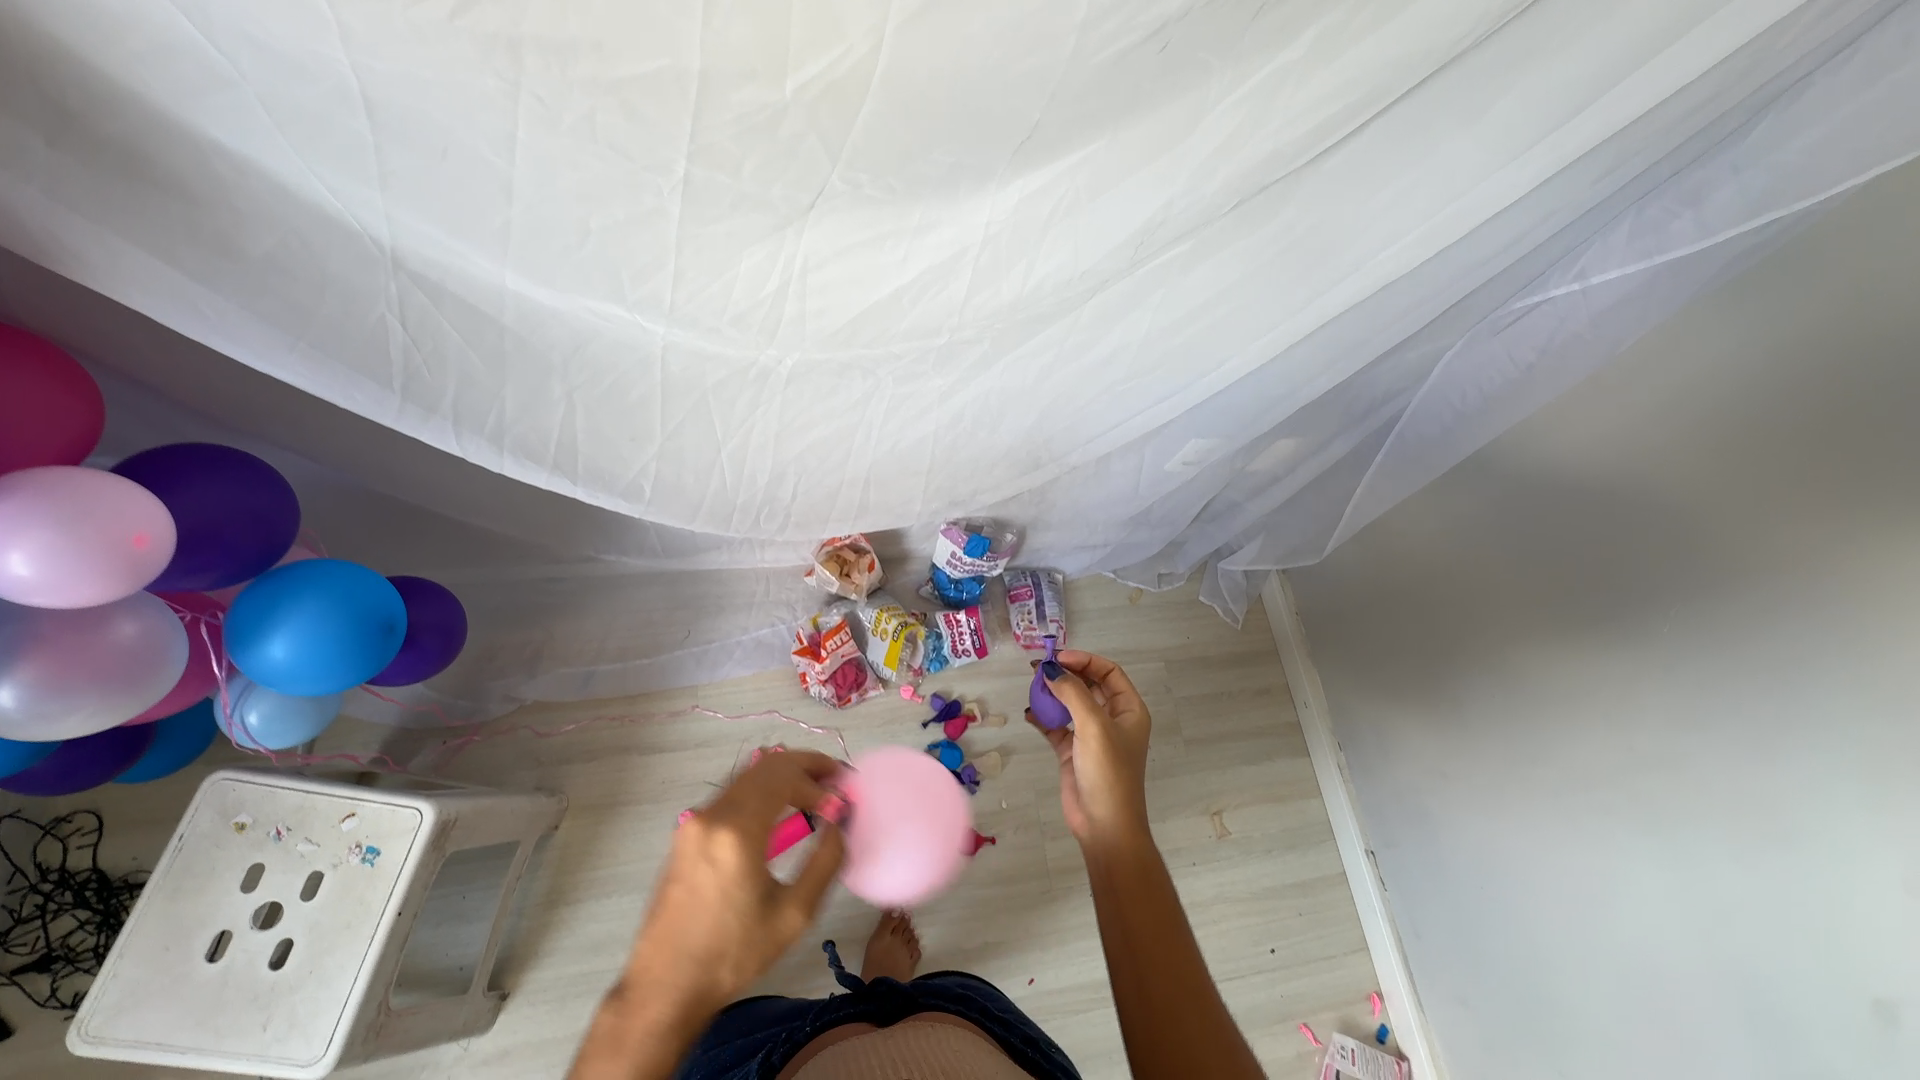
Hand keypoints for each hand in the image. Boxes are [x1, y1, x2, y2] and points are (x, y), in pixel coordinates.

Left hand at [625, 748, 845, 1010]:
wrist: (666, 986)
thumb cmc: (733, 954)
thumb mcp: (794, 913)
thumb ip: (825, 860)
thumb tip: (839, 824)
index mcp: (736, 830)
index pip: (784, 776)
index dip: (819, 781)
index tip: (843, 801)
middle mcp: (711, 815)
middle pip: (764, 766)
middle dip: (805, 766)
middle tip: (837, 778)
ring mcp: (693, 822)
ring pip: (746, 777)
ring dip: (783, 776)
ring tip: (817, 791)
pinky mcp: (686, 835)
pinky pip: (731, 796)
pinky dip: (762, 792)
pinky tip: (782, 810)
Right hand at [1028, 649, 1151, 849]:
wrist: (1104, 824)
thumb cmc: (1108, 771)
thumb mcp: (1093, 726)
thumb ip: (1072, 693)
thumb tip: (1051, 670)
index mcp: (1129, 710)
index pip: (1109, 672)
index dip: (1085, 661)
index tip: (1058, 657)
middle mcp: (1112, 719)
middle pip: (1089, 685)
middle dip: (1066, 675)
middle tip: (1039, 668)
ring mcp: (1092, 736)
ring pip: (1071, 705)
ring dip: (1053, 694)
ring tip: (1032, 686)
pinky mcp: (1073, 752)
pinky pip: (1057, 727)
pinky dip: (1044, 718)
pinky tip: (1029, 713)